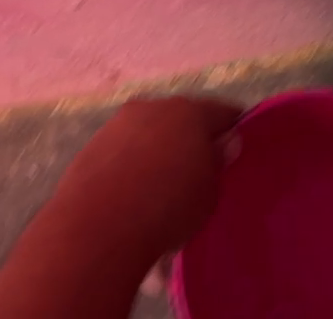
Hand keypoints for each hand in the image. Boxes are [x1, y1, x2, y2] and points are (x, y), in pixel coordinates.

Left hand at [51, 97, 240, 253]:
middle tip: (198, 171)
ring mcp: (120, 123)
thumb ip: (219, 162)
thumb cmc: (167, 208)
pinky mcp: (94, 144)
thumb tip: (225, 140)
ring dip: (158, 153)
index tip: (238, 143)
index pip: (224, 112)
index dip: (234, 127)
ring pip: (150, 134)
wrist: (97, 226)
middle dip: (191, 141)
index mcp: (191, 112)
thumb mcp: (209, 193)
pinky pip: (124, 152)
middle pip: (183, 120)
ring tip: (160, 190)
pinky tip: (132, 196)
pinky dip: (132, 167)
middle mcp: (156, 106)